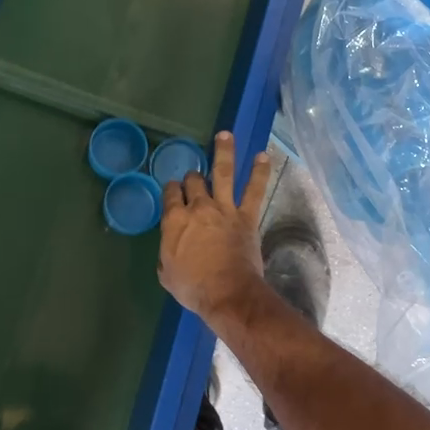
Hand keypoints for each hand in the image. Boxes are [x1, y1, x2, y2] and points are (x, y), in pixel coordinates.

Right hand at [159, 131, 271, 322]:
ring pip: (222, 172)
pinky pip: (254, 189)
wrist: (227, 294)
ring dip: (223, 151)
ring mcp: (224, 208)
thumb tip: (171, 248)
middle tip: (194, 178)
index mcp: (174, 221)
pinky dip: (259, 172)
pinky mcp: (246, 216)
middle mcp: (197, 207)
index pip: (170, 194)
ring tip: (226, 135)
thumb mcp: (166, 274)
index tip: (173, 191)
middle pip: (193, 181)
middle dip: (192, 177)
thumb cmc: (193, 288)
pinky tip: (262, 156)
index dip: (171, 189)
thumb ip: (166, 254)